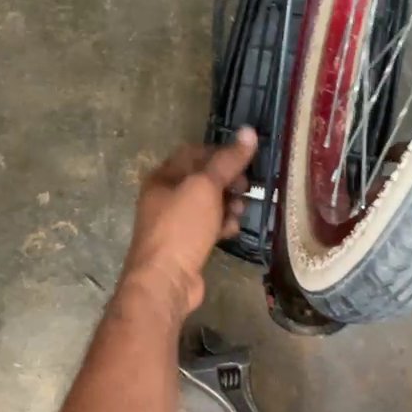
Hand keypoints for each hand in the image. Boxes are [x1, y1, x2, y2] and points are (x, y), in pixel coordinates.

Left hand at [120, 128, 257, 318]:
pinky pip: (208, 227)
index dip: (220, 153)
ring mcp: (175, 222)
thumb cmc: (181, 227)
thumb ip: (227, 161)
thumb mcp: (205, 188)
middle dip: (228, 181)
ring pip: (208, 204)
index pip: (194, 153)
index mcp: (162, 177)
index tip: (245, 160)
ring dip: (228, 205)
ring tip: (238, 211)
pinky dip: (222, 225)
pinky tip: (230, 231)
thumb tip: (249, 131)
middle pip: (203, 179)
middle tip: (246, 188)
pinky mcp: (186, 244)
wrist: (165, 280)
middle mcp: (165, 197)